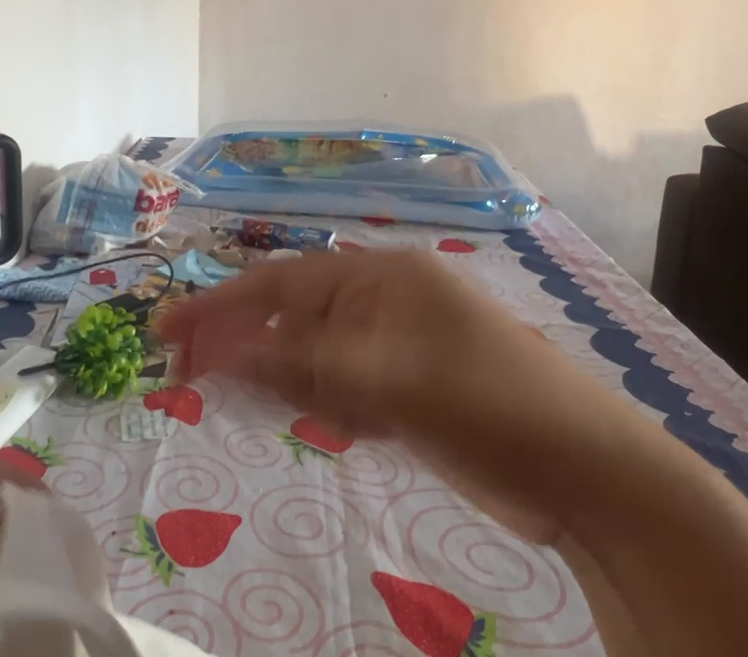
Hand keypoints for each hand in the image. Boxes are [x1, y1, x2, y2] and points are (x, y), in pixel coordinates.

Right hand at [158, 251, 543, 440]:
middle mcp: (386, 301)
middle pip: (294, 317)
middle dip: (244, 346)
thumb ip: (300, 365)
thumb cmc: (485, 404)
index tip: (163, 330)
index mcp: (381, 277)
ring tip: (272, 405)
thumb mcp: (386, 380)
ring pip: (318, 357)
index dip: (218, 306)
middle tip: (186, 379)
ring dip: (289, 382)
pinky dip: (331, 406)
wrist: (584, 469)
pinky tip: (344, 426)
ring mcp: (400, 345)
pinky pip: (348, 389)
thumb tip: (224, 353)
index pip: (281, 284)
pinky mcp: (412, 389)